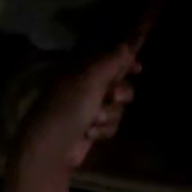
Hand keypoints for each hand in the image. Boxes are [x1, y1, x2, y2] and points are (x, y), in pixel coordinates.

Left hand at [15, 44, 141, 171]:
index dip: (126, 60)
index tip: (138, 68)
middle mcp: (87, 86)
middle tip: (112, 96)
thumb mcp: (91, 79)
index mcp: (83, 69)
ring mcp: (89, 108)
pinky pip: (112, 124)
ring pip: (119, 107)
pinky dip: (104, 129)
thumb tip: (126, 45)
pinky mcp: (92, 127)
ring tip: (93, 121)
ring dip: (110, 115)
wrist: (52, 146)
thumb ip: (112, 60)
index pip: (109, 58)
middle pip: (121, 84)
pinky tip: (90, 134)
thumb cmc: (70, 107)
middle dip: (121, 93)